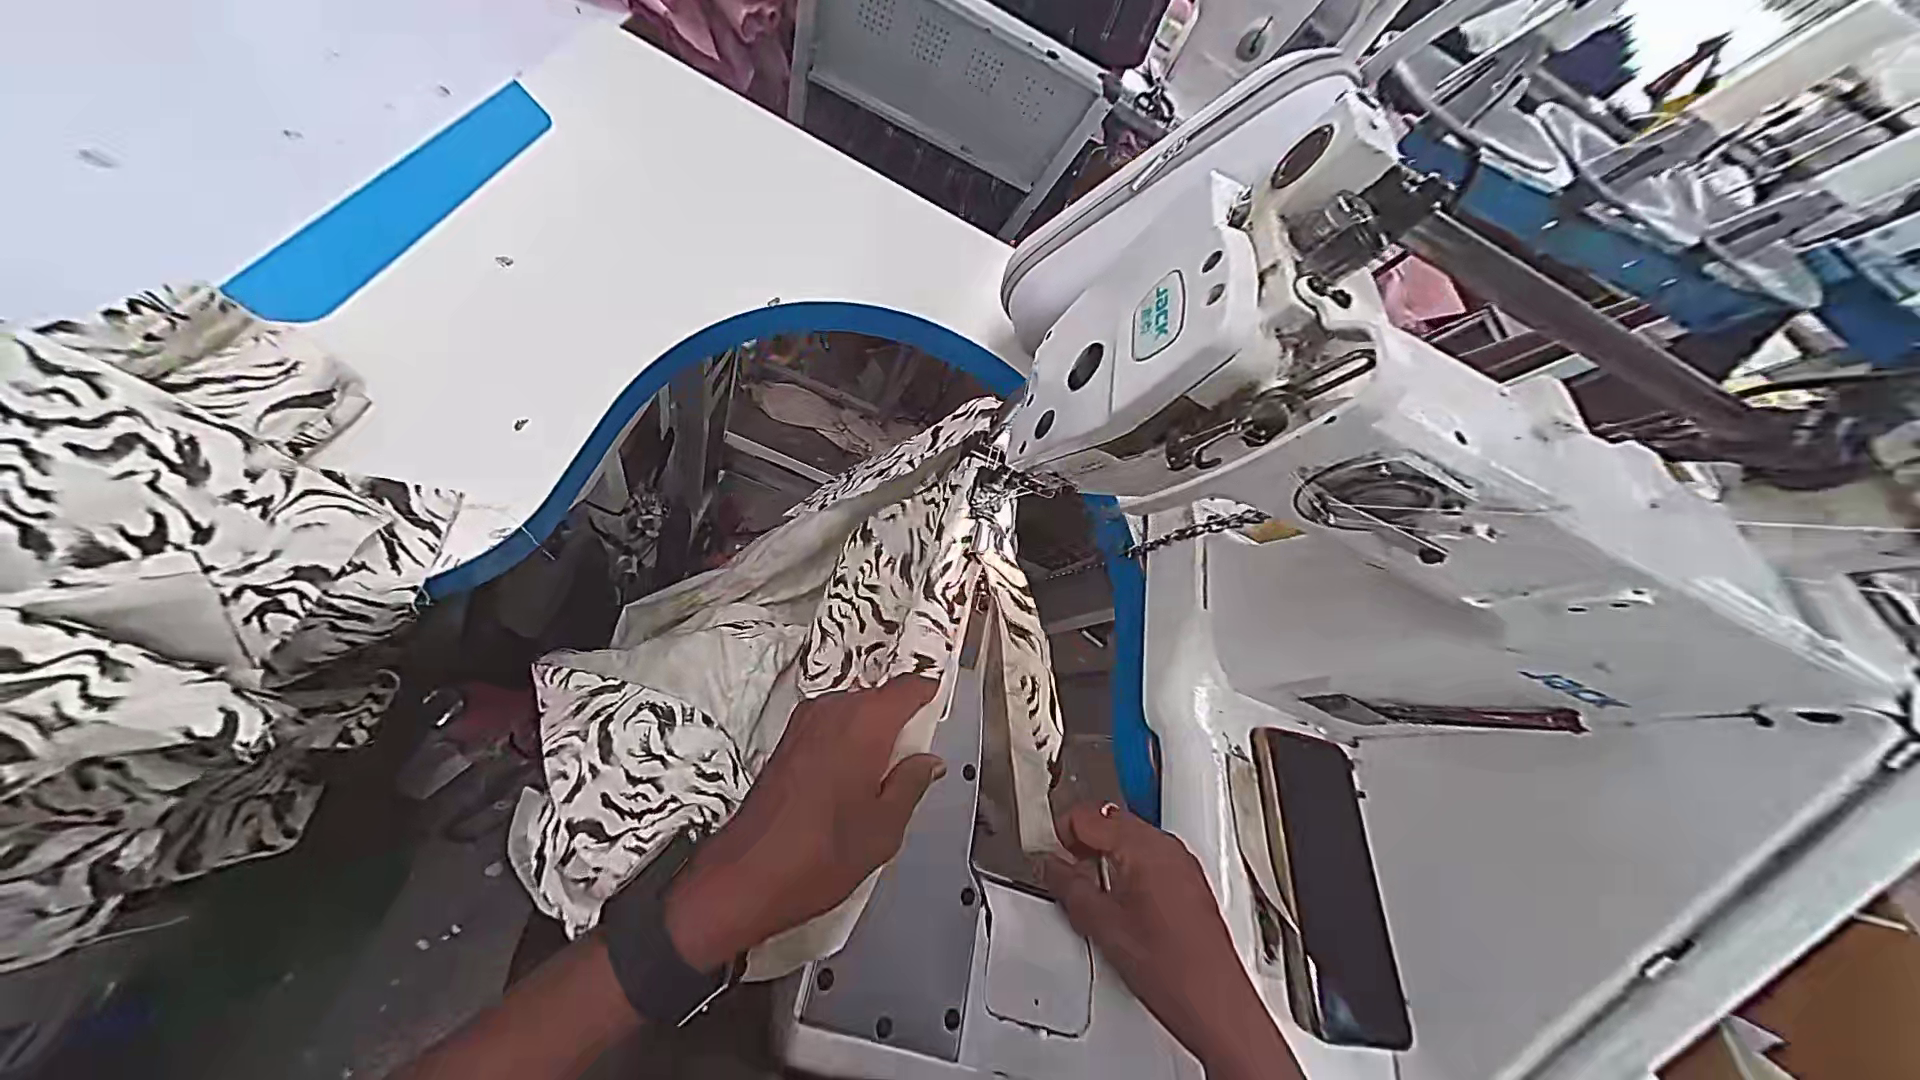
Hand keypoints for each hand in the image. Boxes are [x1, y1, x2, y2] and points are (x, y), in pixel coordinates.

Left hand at [662, 676, 943, 970]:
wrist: (744, 877)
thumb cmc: (811, 856)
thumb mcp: (885, 827)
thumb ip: (913, 783)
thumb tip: (927, 764)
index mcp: (865, 724)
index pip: (910, 687)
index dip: (930, 694)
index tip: (940, 705)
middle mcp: (834, 711)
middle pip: (882, 698)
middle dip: (902, 722)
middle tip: (914, 760)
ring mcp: (807, 722)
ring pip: (856, 710)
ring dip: (873, 732)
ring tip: (878, 780)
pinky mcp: (789, 738)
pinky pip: (832, 724)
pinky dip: (848, 741)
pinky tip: (849, 784)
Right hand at [1041, 802, 1302, 1079]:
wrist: (1217, 1006)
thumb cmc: (1172, 970)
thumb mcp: (1101, 925)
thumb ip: (1067, 885)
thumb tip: (1050, 865)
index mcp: (1140, 846)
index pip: (1086, 816)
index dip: (1061, 833)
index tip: (1053, 854)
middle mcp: (1164, 844)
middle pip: (1108, 820)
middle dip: (1083, 842)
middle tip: (1068, 871)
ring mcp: (1181, 860)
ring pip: (1129, 836)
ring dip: (1106, 854)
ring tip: (1095, 892)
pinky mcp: (1189, 878)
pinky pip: (1150, 854)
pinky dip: (1130, 866)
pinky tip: (1123, 902)